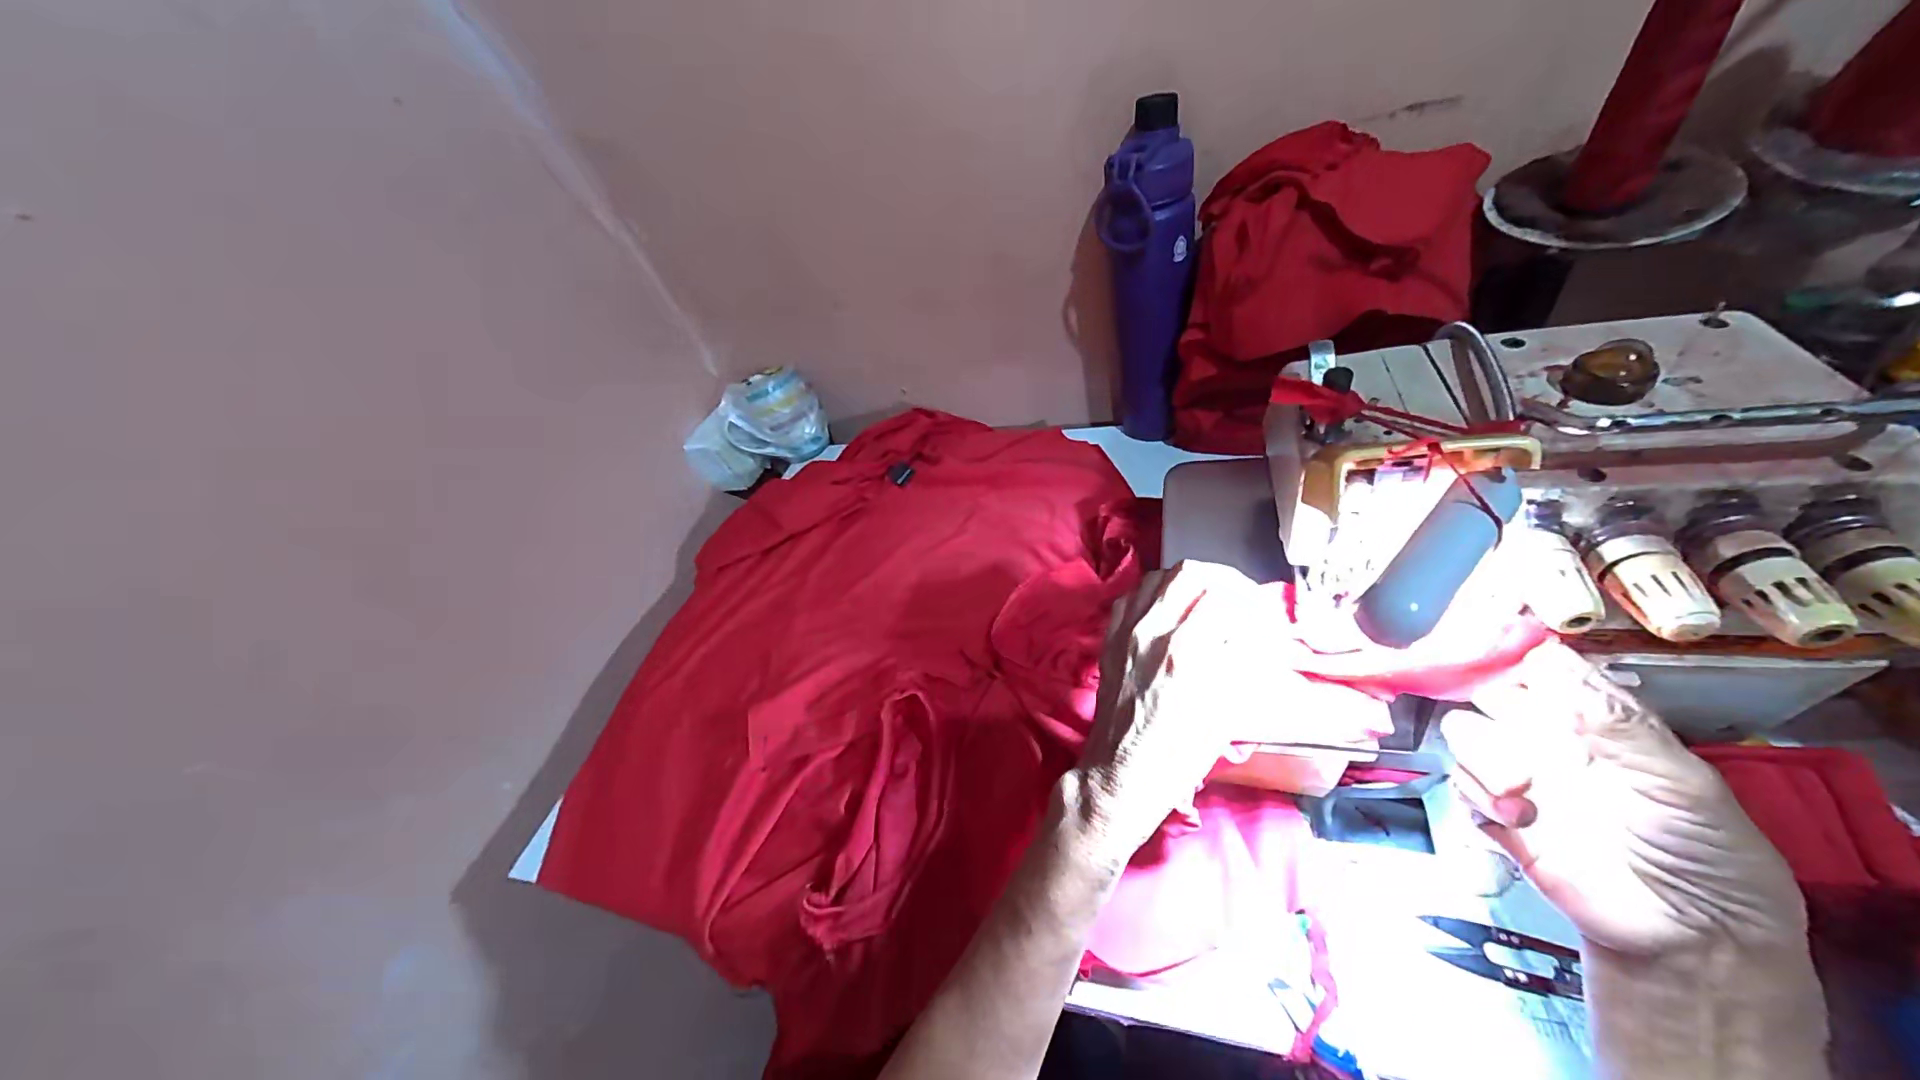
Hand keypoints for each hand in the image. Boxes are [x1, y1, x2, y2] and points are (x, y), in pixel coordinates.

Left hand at [1071, 560, 1389, 866]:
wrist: (1122, 772)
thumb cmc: (1179, 755)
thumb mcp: (1228, 710)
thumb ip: (1243, 661)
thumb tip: (1259, 633)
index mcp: (1184, 653)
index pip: (1226, 599)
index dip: (1255, 606)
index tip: (1267, 621)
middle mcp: (1150, 631)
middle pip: (1190, 573)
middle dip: (1225, 580)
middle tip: (1243, 600)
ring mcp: (1125, 631)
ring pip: (1159, 577)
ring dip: (1191, 581)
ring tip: (1211, 600)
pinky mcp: (1109, 637)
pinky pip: (1134, 595)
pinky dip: (1158, 593)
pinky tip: (1173, 611)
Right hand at [1444, 641, 1806, 955]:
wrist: (1691, 941)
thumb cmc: (1706, 854)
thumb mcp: (1682, 783)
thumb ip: (1617, 724)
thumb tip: (1551, 662)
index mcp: (1594, 720)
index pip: (1541, 667)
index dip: (1510, 652)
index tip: (1487, 647)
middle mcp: (1549, 739)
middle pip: (1486, 693)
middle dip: (1483, 701)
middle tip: (1501, 722)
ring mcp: (1520, 776)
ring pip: (1464, 735)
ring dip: (1483, 756)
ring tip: (1520, 790)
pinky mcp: (1496, 816)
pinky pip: (1460, 787)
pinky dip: (1477, 797)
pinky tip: (1516, 820)